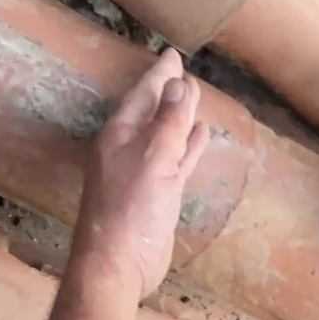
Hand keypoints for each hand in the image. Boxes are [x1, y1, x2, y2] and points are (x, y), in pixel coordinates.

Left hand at [73, 48, 207, 298]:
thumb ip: (168, 122)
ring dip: (179, 119)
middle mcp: (128, 150)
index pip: (142, 96)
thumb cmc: (130, 209)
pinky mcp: (157, 196)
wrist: (118, 263)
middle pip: (152, 114)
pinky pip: (175, 163)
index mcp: (119, 136)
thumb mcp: (152, 158)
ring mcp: (143, 174)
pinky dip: (188, 148)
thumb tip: (179, 84)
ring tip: (195, 100)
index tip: (174, 56)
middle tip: (185, 73)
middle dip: (168, 94)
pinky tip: (199, 137)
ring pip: (165, 137)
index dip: (159, 76)